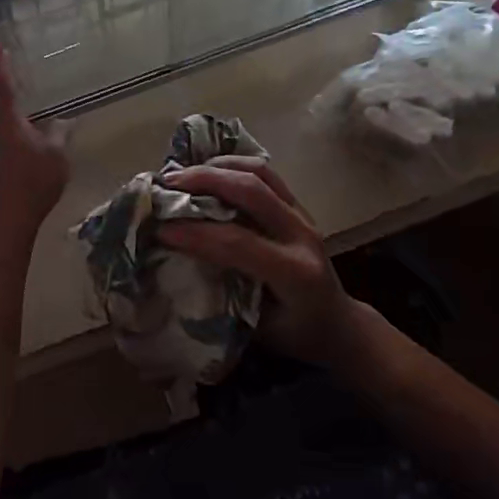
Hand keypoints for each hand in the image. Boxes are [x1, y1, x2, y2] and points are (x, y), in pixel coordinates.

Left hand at [0, 42, 69, 233]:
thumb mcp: (56, 154)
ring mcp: (2, 143)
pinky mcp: (6, 156)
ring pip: (5, 112)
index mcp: (11, 123)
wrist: (15, 214)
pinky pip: (12, 126)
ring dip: (8, 93)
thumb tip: (65, 120)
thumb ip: (60, 133)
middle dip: (2, 73)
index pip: (4, 87)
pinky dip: (16, 113)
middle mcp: (2, 129)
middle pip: (1, 96)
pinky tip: (27, 118)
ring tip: (13, 78)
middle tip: (1, 53)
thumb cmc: (36, 180)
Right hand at [156, 159, 376, 368]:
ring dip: (216, 168)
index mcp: (295, 272)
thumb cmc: (294, 333)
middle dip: (203, 182)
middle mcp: (302, 236)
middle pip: (251, 191)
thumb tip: (173, 265)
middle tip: (166, 185)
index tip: (159, 230)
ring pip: (259, 173)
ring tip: (182, 175)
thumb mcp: (255, 327)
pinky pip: (264, 173)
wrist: (339, 326)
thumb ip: (220, 295)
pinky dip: (230, 166)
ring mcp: (303, 215)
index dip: (195, 233)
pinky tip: (205, 172)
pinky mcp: (297, 205)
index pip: (238, 242)